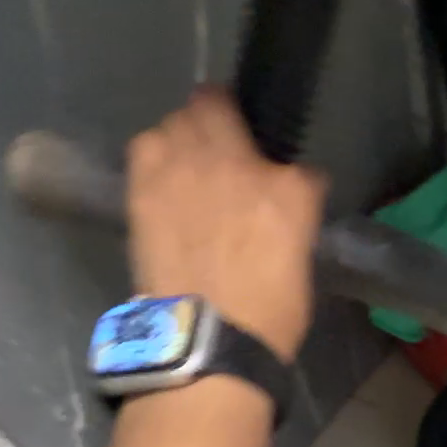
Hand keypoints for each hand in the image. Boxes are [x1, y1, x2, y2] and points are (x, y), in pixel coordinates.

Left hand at [126, 86, 327, 358]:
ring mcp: (186, 166)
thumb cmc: (268, 317)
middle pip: (222, 106)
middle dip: (229, 123)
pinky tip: (167, 180)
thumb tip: (281, 211)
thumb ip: (292, 223)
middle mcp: (238, 163)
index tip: (288, 195)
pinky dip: (160, 154)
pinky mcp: (145, 181)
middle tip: (231, 153)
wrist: (208, 340)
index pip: (301, 167)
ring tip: (194, 168)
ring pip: (182, 118)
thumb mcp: (299, 266)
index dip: (292, 179)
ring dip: (190, 137)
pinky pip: (150, 143)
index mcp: (290, 192)